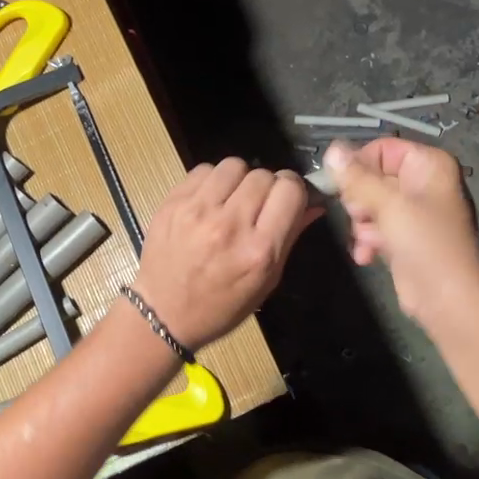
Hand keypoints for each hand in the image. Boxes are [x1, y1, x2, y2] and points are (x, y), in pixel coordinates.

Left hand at [131, 158, 321, 347]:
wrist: (163, 312)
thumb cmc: (222, 305)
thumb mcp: (267, 281)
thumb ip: (290, 237)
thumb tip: (314, 203)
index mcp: (259, 251)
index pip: (290, 190)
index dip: (293, 190)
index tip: (287, 199)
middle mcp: (230, 225)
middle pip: (264, 175)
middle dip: (267, 187)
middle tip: (257, 206)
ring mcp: (198, 210)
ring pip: (235, 165)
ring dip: (239, 179)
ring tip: (232, 200)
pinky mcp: (173, 202)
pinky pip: (204, 169)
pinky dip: (212, 181)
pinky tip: (209, 202)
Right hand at [323, 139, 478, 325]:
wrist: (447, 299)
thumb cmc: (425, 243)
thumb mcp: (388, 204)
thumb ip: (357, 177)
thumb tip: (331, 149)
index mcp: (428, 165)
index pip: (381, 148)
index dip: (359, 166)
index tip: (344, 187)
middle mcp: (422, 183)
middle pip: (371, 177)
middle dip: (358, 199)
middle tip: (358, 215)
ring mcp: (412, 212)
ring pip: (368, 204)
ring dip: (360, 223)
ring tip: (365, 239)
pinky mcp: (403, 237)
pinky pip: (374, 228)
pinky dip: (366, 240)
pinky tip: (365, 256)